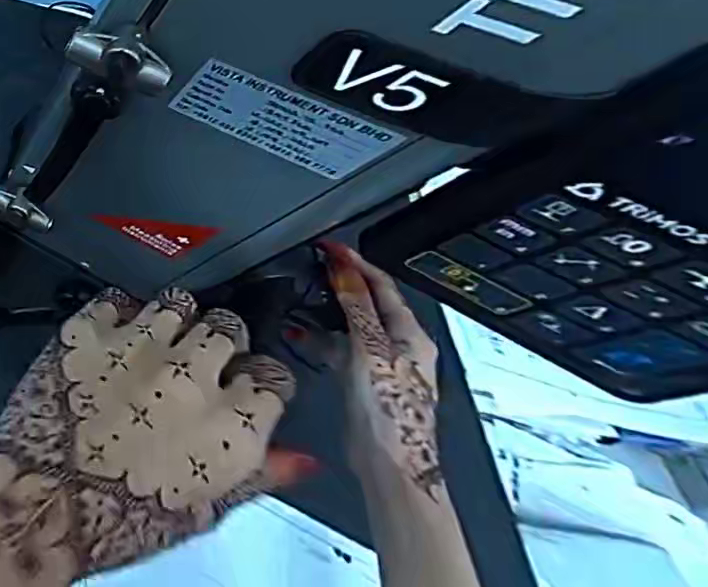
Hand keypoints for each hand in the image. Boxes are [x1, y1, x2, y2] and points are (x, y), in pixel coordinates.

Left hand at [0, 287, 306, 576]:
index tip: (246, 381)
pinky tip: (115, 330)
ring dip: (174, 317)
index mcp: (231, 424)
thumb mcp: (204, 509)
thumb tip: (301, 457)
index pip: (272, 376)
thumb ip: (258, 475)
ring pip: (176, 302)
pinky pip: (118, 297)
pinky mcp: (91, 325)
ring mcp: (138, 341)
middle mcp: (192, 372)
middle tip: (199, 355)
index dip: (260, 378)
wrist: (44, 494)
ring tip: (159, 337)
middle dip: (220, 339)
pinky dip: (121, 310)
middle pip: (226, 327)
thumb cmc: (126, 518)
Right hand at [321, 241, 443, 500]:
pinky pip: (338, 343)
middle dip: (339, 281)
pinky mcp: (363, 377)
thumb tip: (343, 269)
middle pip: (367, 301)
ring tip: (300, 293)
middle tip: (312, 264)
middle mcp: (399, 345)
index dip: (355, 262)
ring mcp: (380, 362)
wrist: (388, 462)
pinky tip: (297, 331)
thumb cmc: (388, 408)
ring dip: (326, 306)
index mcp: (410, 335)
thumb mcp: (369, 349)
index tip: (328, 246)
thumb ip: (356, 307)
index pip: (382, 285)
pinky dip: (318, 333)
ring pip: (350, 321)